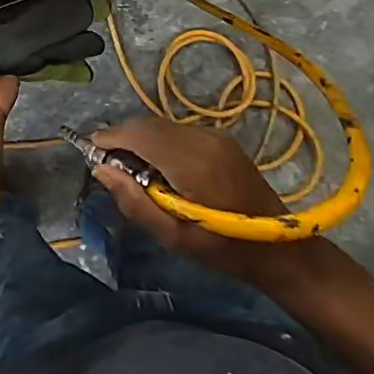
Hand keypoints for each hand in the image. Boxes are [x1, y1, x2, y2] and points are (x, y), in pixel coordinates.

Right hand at [91, 117, 302, 284]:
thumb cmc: (224, 249)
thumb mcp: (173, 237)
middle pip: (147, 124)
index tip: (90, 151)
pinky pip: (176, 131)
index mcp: (193, 162)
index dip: (110, 137)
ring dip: (139, 139)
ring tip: (132, 169)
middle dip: (121, 138)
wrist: (282, 249)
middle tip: (109, 165)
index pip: (139, 133)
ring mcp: (214, 136)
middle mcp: (203, 139)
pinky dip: (157, 141)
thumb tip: (100, 170)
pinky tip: (158, 166)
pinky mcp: (220, 139)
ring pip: (160, 125)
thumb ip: (134, 202)